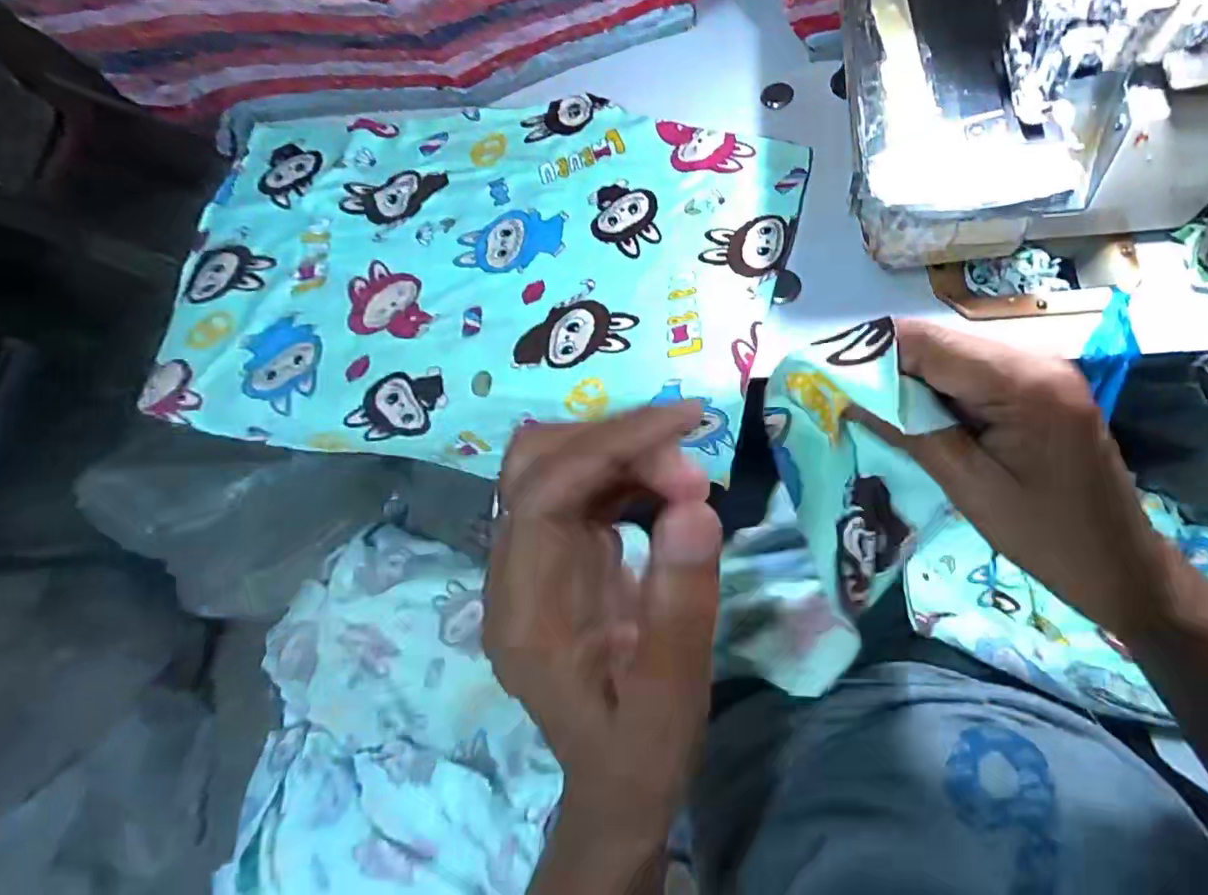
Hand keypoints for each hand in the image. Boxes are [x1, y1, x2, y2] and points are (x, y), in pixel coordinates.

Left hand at [486, 403, 722, 878]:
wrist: (619, 782)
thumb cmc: (641, 748)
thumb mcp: (673, 691)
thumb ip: (682, 603)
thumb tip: (694, 506)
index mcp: (525, 611)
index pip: (541, 495)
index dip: (609, 445)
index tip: (683, 424)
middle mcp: (514, 572)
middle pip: (538, 464)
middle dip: (618, 441)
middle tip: (693, 468)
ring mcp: (533, 558)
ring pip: (559, 463)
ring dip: (627, 451)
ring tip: (691, 479)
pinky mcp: (561, 552)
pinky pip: (584, 483)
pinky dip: (629, 469)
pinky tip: (669, 489)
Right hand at [852, 318, 1181, 637]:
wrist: (1126, 570)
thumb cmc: (1050, 540)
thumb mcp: (971, 488)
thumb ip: (910, 431)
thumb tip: (849, 397)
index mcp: (1024, 381)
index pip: (927, 342)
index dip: (869, 351)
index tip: (824, 373)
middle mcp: (1035, 360)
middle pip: (939, 343)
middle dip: (884, 366)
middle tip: (838, 395)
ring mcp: (1041, 372)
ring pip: (952, 358)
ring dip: (908, 380)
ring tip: (866, 409)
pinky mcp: (1039, 390)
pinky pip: (973, 377)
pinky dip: (936, 392)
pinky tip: (913, 418)